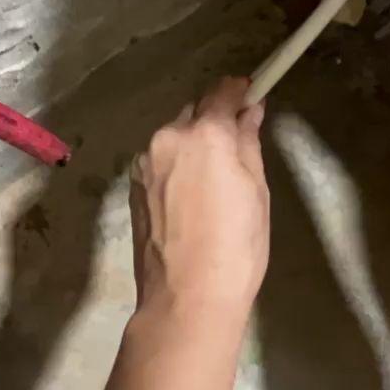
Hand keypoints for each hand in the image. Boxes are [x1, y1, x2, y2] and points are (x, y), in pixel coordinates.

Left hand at [128, 77, 269, 322]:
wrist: (186, 298)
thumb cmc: (236, 247)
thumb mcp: (256, 192)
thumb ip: (248, 143)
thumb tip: (249, 112)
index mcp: (205, 133)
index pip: (222, 92)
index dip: (239, 91)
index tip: (251, 94)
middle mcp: (169, 135)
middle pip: (195, 111)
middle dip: (214, 118)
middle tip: (236, 143)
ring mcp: (145, 159)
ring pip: (174, 134)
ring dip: (193, 141)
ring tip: (212, 176)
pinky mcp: (133, 182)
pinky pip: (159, 157)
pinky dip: (175, 161)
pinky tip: (189, 193)